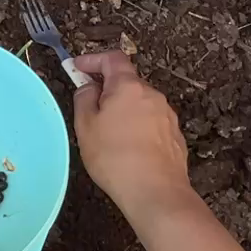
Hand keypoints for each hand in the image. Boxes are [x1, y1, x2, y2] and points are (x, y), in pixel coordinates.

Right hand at [72, 52, 200, 219]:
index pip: (112, 58)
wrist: (155, 191)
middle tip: (88, 104)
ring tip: (106, 131)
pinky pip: (150, 120)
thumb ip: (84, 98)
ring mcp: (166, 115)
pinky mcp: (173, 134)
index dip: (92, 59)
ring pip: (139, 102)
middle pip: (127, 81)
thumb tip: (89, 87)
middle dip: (107, 88)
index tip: (77, 67)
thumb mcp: (85, 126)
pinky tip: (126, 146)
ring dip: (122, 108)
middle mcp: (151, 95)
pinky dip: (135, 124)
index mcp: (128, 87)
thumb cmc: (115, 157)